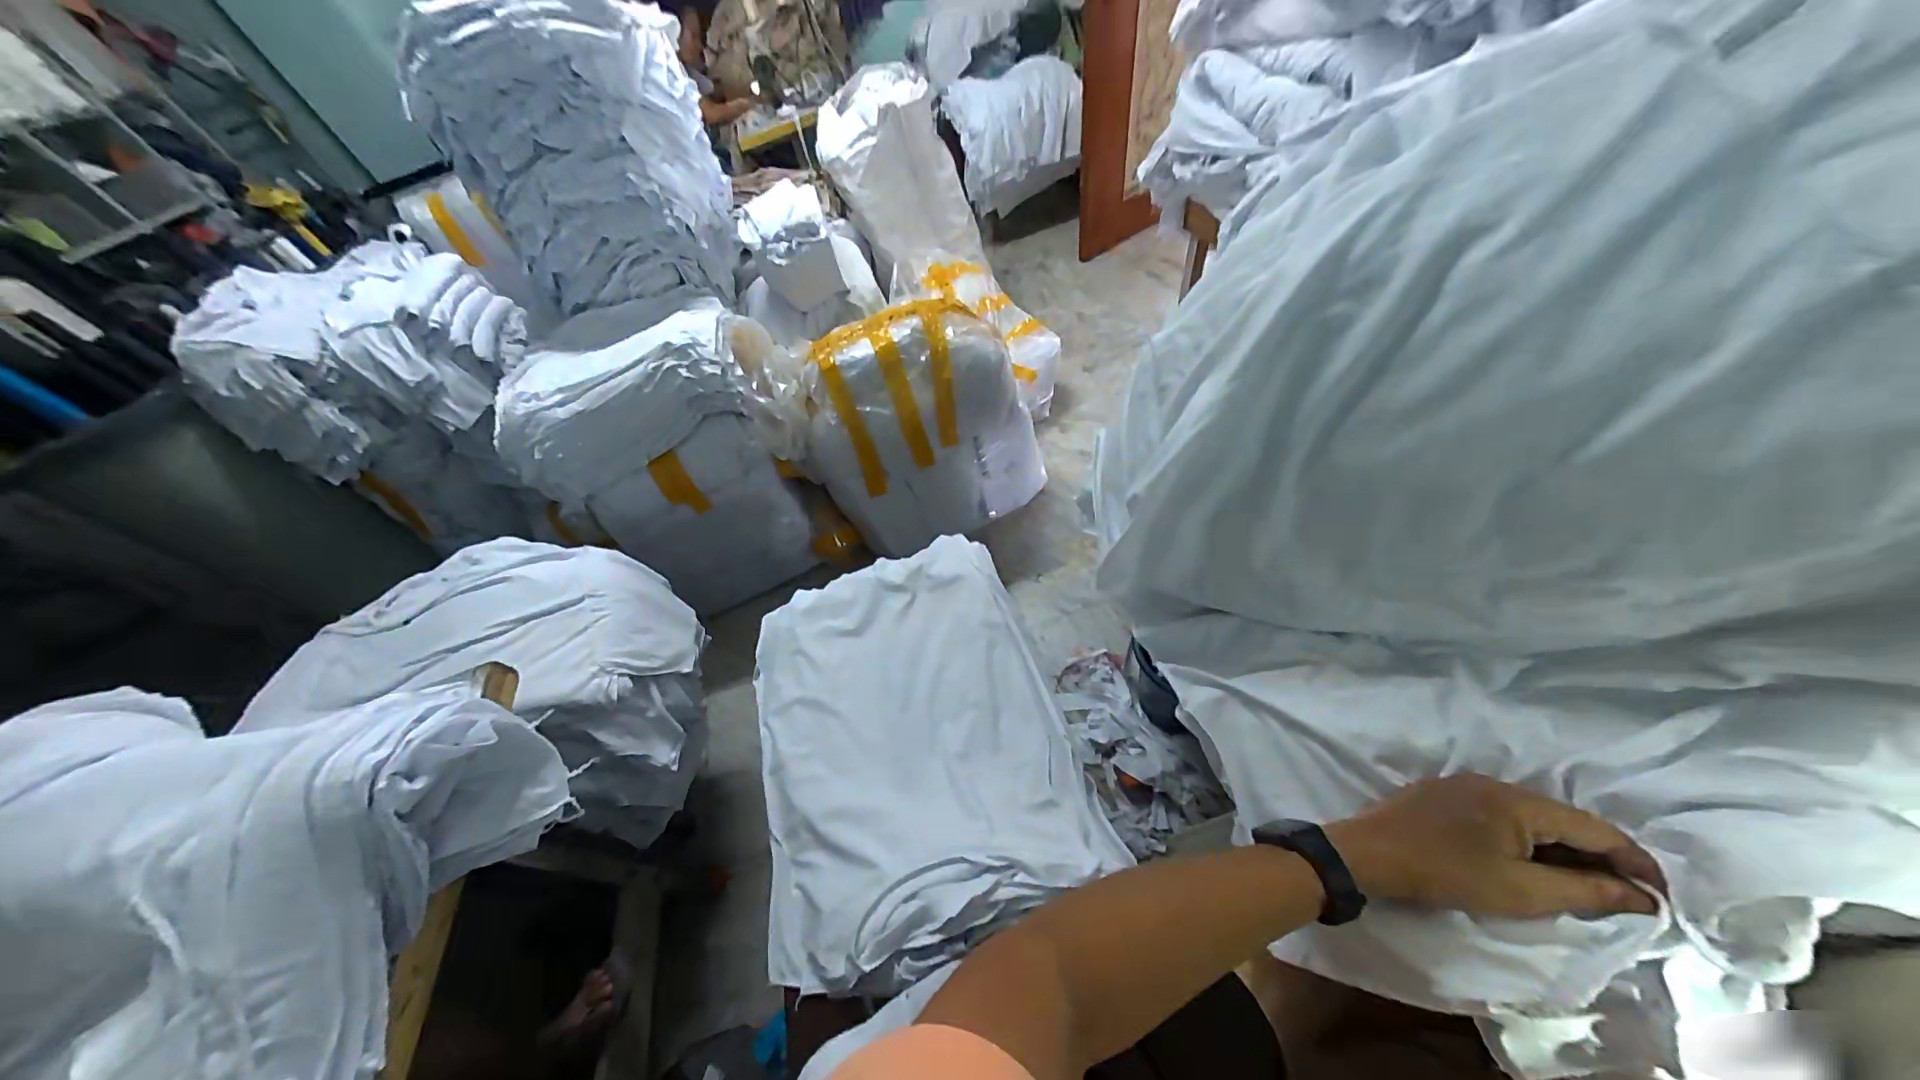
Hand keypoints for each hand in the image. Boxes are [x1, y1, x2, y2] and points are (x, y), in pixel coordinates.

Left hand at [1323, 774, 1662, 917]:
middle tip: (1623, 898)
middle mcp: (1493, 783)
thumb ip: (1586, 892)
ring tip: (1579, 886)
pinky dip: (1523, 839)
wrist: (1367, 853)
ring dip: (1559, 848)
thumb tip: (1643, 896)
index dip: (1635, 863)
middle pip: (1563, 819)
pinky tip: (1526, 863)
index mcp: (1517, 800)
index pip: (1596, 827)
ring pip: (1530, 816)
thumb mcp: (1522, 891)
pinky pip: (1499, 814)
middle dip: (1598, 857)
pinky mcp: (1442, 795)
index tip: (1660, 898)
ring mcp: (1463, 785)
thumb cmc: (1444, 872)